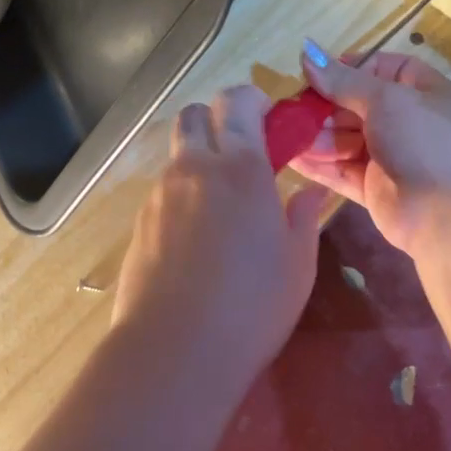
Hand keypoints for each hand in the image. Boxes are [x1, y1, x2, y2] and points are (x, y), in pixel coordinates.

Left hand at [112, 86, 332, 387]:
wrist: (175, 350)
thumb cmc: (252, 306)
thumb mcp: (297, 264)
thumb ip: (303, 218)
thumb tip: (309, 193)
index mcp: (240, 168)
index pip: (236, 101)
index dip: (251, 100)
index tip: (267, 120)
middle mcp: (195, 168)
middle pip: (194, 114)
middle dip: (216, 120)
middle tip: (240, 154)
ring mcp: (161, 194)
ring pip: (177, 154)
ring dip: (198, 161)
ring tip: (220, 208)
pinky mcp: (140, 223)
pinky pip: (163, 192)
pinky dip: (181, 197)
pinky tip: (195, 241)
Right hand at [291, 51, 450, 255]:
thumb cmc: (426, 141)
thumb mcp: (386, 99)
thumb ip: (343, 80)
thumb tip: (308, 51)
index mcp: (424, 92)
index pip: (384, 68)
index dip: (350, 68)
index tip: (315, 73)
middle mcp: (410, 122)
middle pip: (358, 105)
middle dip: (325, 106)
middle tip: (291, 108)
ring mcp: (393, 158)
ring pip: (347, 139)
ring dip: (318, 136)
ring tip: (285, 133)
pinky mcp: (377, 190)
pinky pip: (343, 171)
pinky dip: (319, 164)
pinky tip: (290, 157)